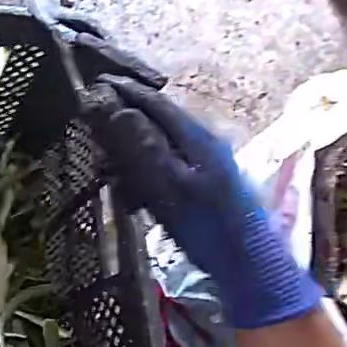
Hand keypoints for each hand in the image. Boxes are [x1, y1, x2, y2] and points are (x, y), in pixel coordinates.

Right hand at [84, 76, 321, 329]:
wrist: (248, 264)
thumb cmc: (207, 226)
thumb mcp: (168, 186)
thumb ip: (142, 148)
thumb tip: (118, 110)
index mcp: (197, 138)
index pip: (156, 104)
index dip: (126, 91)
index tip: (98, 82)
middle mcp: (206, 142)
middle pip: (160, 120)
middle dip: (128, 117)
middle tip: (97, 118)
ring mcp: (210, 161)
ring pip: (165, 142)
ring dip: (137, 144)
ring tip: (111, 155)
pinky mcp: (209, 180)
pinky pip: (171, 161)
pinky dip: (149, 165)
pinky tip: (137, 184)